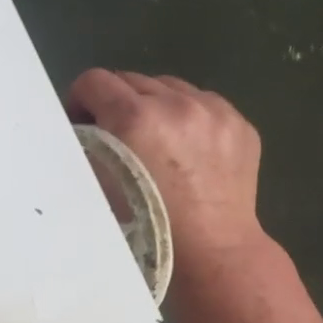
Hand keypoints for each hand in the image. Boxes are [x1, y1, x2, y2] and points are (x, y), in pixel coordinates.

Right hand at [67, 69, 265, 264]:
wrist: (209, 243)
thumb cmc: (138, 214)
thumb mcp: (93, 173)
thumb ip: (84, 135)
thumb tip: (84, 120)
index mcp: (133, 116)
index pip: (93, 80)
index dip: (81, 100)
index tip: (85, 125)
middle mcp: (176, 105)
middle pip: (130, 79)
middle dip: (116, 102)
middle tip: (117, 136)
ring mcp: (215, 112)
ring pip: (167, 86)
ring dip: (153, 104)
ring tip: (155, 139)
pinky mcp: (241, 123)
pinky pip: (202, 101)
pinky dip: (186, 115)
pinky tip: (186, 146)